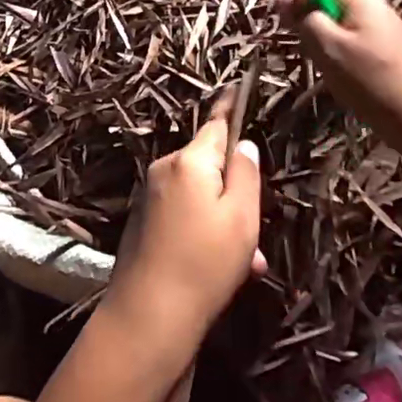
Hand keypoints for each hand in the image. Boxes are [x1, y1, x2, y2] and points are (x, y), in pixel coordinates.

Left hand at [108, 102, 265, 343]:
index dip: (231, 109)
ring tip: (245, 261)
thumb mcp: (241, 218)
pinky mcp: (144, 219)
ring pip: (199, 194)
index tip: (237, 88)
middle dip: (235, 188)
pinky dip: (204, 229)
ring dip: (224, 218)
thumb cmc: (205, 262)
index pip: (216, 124)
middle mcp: (164, 169)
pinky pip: (183, 212)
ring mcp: (150, 195)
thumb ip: (246, 175)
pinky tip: (220, 266)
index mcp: (189, 161)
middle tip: (257, 229)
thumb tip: (243, 144)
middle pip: (209, 164)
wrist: (149, 313)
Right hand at [276, 0, 401, 152]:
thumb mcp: (326, 47)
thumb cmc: (368, 80)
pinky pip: (353, 39)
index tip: (290, 24)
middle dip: (312, 20)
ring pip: (340, 22)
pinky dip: (341, 53)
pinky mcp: (387, 49)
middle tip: (310, 49)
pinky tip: (345, 74)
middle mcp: (375, 6)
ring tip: (327, 65)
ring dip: (324, 40)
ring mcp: (384, 28)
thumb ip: (304, 17)